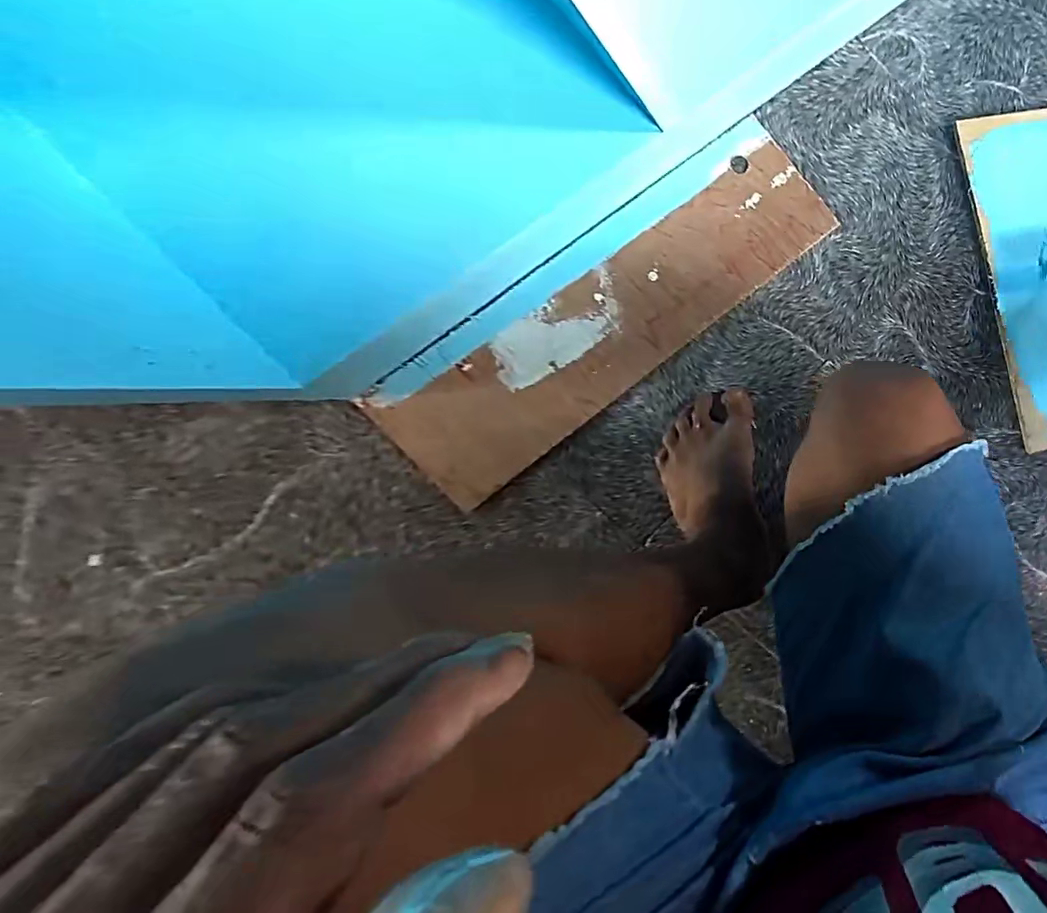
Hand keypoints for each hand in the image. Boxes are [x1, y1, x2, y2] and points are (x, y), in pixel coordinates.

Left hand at [0, 633, 534, 912]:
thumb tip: (504, 870)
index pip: (313, 799)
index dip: (425, 710)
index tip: (510, 656)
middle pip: (256, 749)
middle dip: (394, 678)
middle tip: (480, 645)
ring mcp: (20, 895)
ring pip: (192, 740)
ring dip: (330, 684)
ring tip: (416, 664)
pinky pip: (120, 758)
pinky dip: (236, 705)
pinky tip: (301, 695)